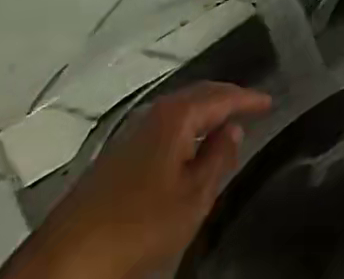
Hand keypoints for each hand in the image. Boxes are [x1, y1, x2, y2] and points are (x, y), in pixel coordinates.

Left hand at [0, 82, 272, 278]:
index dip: (246, 99)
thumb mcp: (192, 198)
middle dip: (226, 97)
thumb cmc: (141, 222)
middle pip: (198, 95)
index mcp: (175, 117)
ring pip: (180, 109)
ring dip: (206, 110)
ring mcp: (135, 130)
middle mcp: (155, 113)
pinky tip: (193, 142)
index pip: (218, 97)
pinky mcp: (124, 150)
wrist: (74, 250)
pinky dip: (188, 125)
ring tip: (229, 120)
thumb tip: (233, 128)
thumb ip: (217, 158)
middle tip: (253, 105)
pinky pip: (167, 123)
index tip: (269, 101)